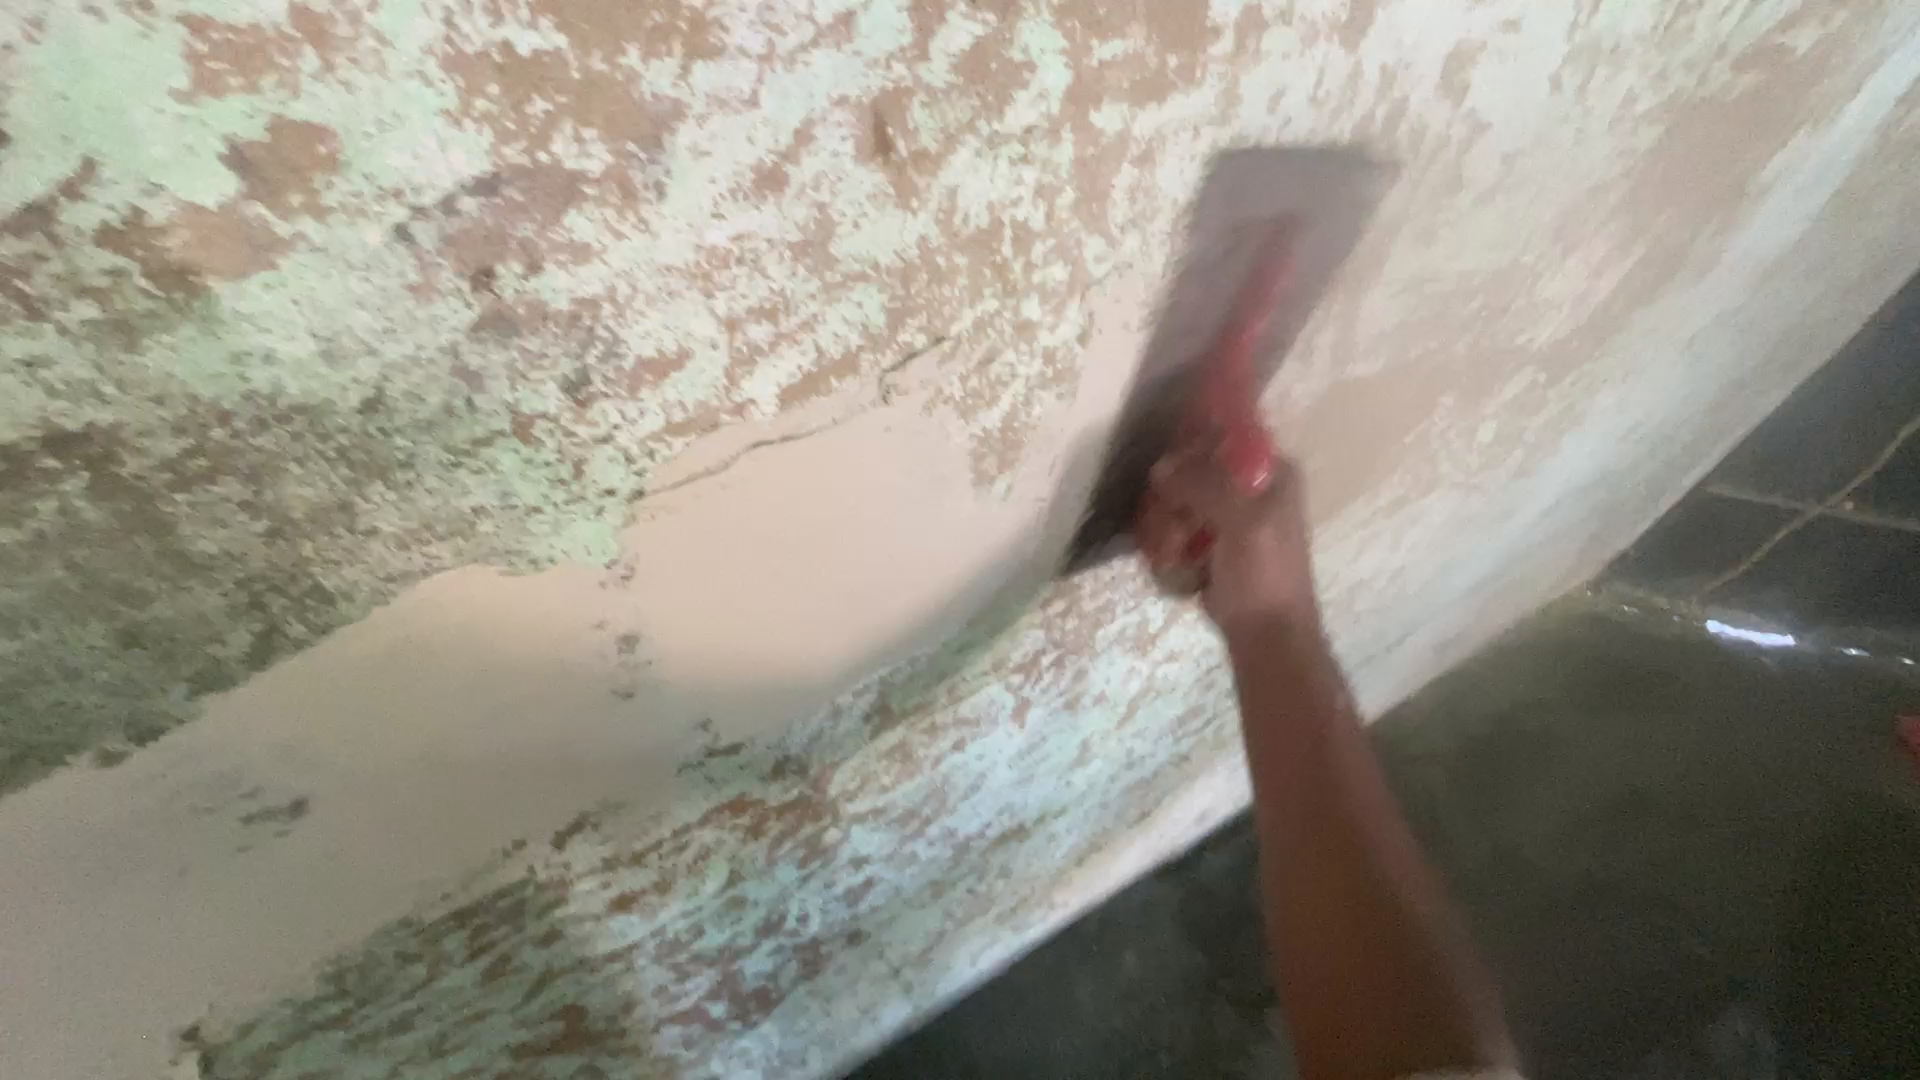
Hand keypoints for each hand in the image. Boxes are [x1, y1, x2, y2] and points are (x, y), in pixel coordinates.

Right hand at [1139, 444, 1318, 633]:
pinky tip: (1174, 567)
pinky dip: (1169, 548)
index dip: (1192, 451)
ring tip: (1176, 557)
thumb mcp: (1242, 523)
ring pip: (1176, 503)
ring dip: (1168, 530)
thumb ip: (1205, 486)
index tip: (1170, 476)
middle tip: (1177, 529)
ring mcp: (1226, 517)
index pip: (1224, 437)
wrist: (1267, 635)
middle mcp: (1249, 488)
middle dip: (1174, 503)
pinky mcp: (1207, 543)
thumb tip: (1162, 464)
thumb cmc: (1264, 576)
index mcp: (1271, 473)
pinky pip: (1173, 529)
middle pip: (1190, 473)